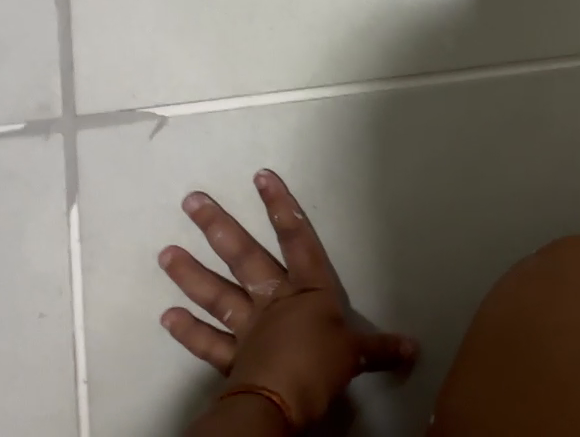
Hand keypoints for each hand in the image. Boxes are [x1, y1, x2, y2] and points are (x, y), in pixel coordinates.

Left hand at [158, 170, 417, 428]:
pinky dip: (187, 330)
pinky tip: (166, 315)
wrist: (279, 404)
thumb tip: (414, 347)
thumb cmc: (320, 366)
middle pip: (244, 257)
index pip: (297, 238)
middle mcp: (273, 300)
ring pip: (217, 293)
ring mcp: (247, 327)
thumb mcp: (357, 354)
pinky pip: (207, 342)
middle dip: (219, 227)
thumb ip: (381, 348)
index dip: (281, 206)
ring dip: (190, 273)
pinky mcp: (230, 359)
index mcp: (308, 290)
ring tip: (165, 252)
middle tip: (192, 200)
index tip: (261, 176)